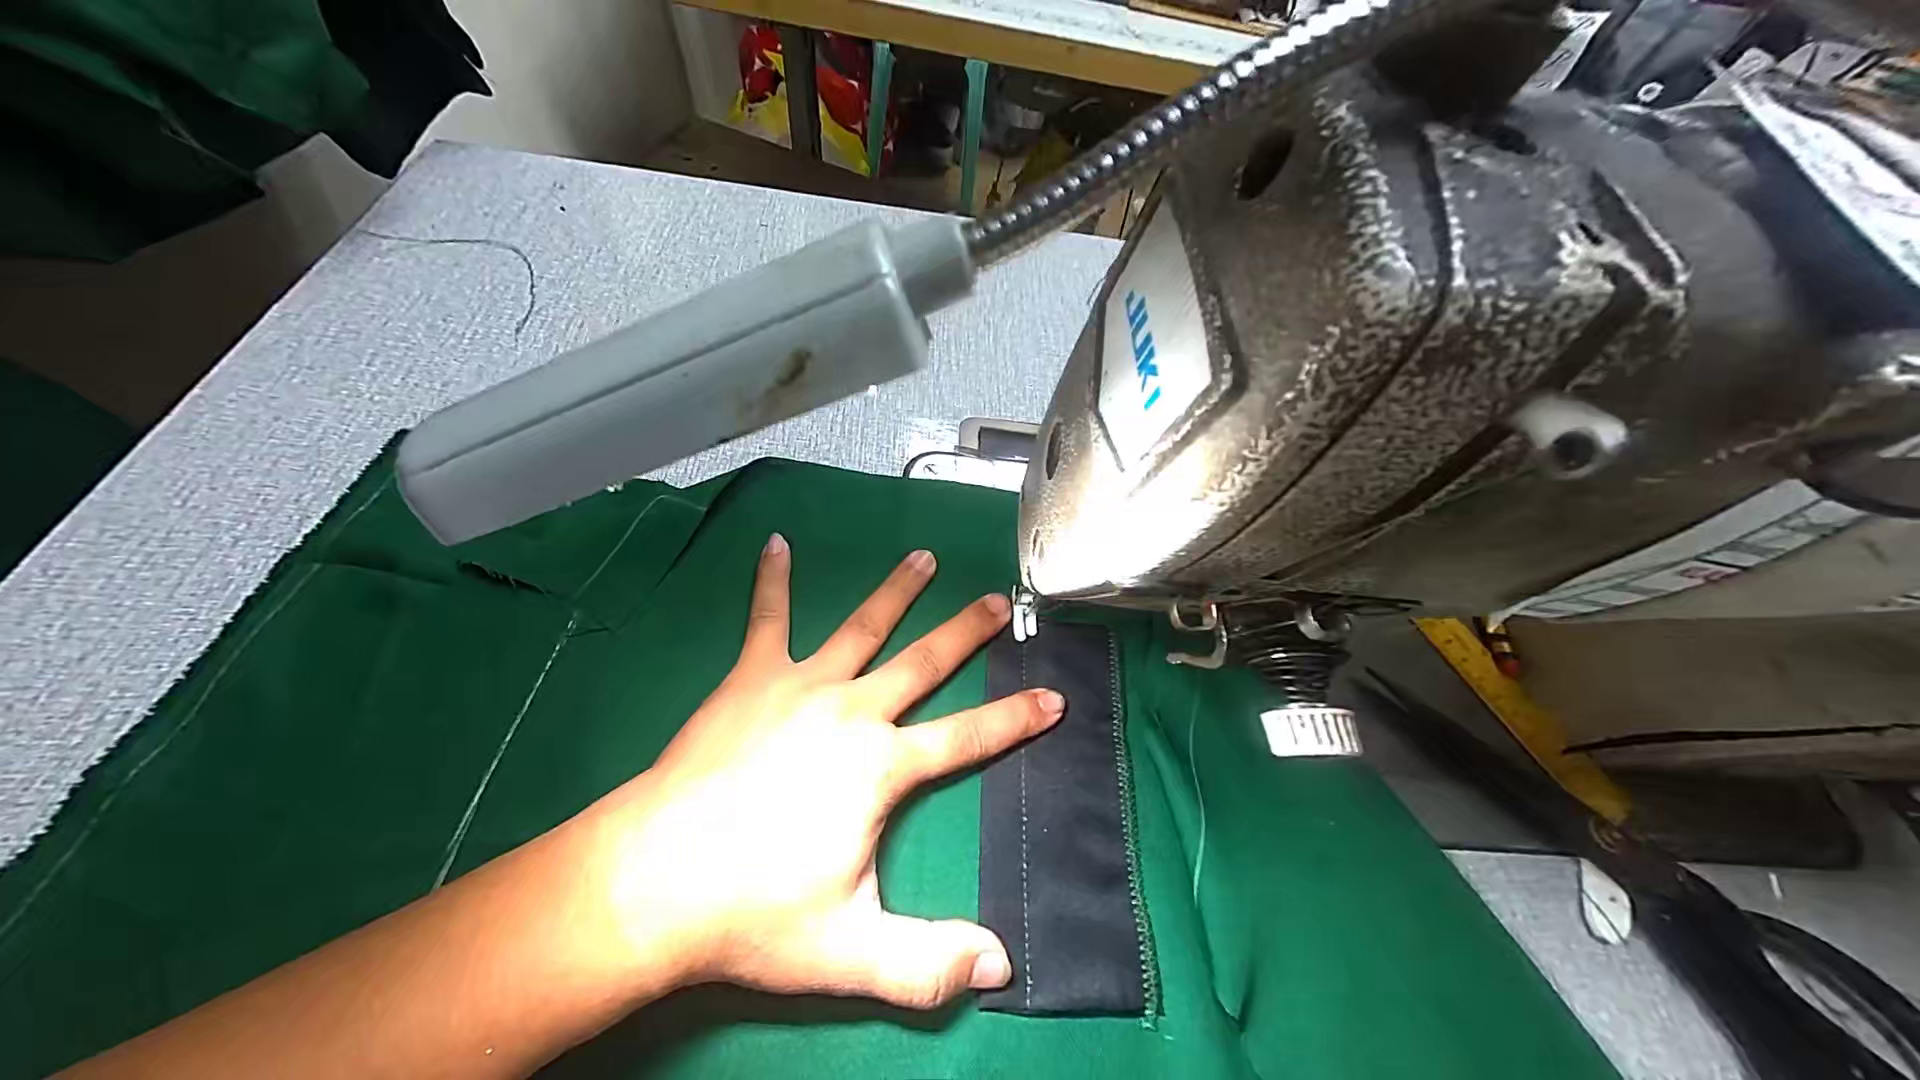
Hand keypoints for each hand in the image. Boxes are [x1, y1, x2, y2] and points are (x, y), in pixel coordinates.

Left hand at [581, 534, 1062, 1009]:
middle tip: (997, 601)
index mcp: (882, 767)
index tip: (1052, 696)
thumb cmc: (754, 911)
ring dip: (897, 592)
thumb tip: (1002, 965)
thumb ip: (930, 962)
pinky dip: (771, 581)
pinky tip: (775, 543)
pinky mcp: (750, 678)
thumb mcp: (851, 950)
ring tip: (924, 558)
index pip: (968, 738)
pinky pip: (765, 619)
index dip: (1015, 719)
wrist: (653, 880)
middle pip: (924, 663)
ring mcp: (801, 686)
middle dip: (966, 633)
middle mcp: (852, 712)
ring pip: (862, 627)